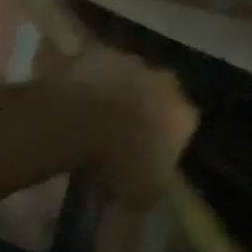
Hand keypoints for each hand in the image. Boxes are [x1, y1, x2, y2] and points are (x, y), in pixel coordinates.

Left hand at [34, 40, 196, 208]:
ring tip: (87, 109)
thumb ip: (147, 192)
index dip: (162, 138)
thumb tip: (139, 202)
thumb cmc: (116, 161)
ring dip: (112, 87)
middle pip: (155, 93)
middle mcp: (163, 81)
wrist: (74, 119)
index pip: (181, 126)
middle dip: (141, 106)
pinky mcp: (93, 49)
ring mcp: (127, 60)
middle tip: (115, 128)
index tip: (141, 151)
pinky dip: (83, 75)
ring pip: (124, 74)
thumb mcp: (139, 195)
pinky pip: (91, 63)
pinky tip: (68, 92)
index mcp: (183, 115)